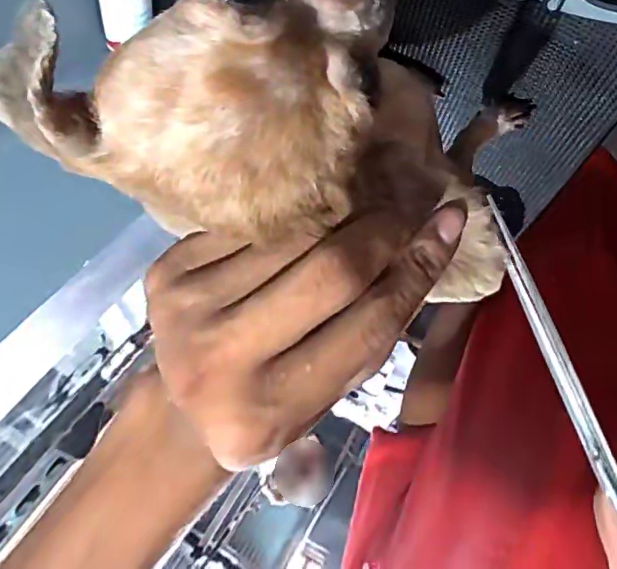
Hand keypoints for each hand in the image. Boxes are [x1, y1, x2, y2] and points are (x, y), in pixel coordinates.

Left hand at [144, 204, 465, 469]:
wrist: (183, 405)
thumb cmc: (280, 394)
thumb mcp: (339, 376)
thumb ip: (388, 309)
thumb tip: (442, 225)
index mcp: (269, 412)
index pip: (371, 321)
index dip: (420, 263)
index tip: (450, 217)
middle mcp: (219, 366)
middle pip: (334, 268)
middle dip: (385, 227)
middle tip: (407, 206)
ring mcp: (185, 313)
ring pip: (299, 232)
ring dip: (344, 212)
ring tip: (364, 205)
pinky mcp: (166, 272)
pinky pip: (259, 220)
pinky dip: (297, 212)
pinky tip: (310, 212)